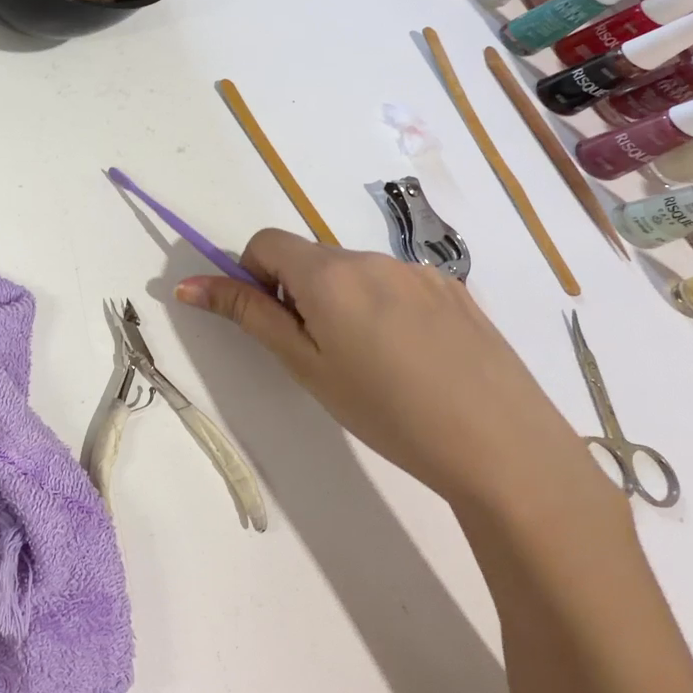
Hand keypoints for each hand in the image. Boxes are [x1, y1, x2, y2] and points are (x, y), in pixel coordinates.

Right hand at [174, 230, 592, 509]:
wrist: (505, 450)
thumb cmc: (385, 410)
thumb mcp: (303, 363)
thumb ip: (247, 314)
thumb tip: (187, 284)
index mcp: (328, 273)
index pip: (265, 243)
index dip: (253, 276)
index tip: (271, 324)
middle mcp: (373, 259)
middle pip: (310, 258)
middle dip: (296, 292)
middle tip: (316, 353)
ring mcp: (421, 274)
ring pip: (354, 274)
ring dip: (340, 301)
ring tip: (368, 363)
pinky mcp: (457, 294)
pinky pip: (396, 286)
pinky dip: (382, 309)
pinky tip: (409, 360)